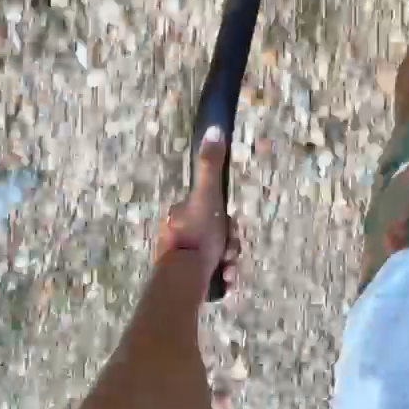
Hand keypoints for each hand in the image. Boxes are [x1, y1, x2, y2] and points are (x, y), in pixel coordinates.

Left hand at [154, 125, 240, 289]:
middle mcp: (176, 233)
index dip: (226, 218)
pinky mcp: (183, 279)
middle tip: (229, 251)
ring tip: (228, 269)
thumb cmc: (197, 234)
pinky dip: (220, 275)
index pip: (210, 208)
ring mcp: (178, 257)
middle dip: (228, 242)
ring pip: (214, 253)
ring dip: (227, 260)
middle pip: (215, 231)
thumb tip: (214, 128)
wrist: (184, 279)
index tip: (231, 228)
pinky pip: (209, 273)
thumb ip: (210, 165)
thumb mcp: (207, 195)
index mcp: (180, 213)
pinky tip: (225, 280)